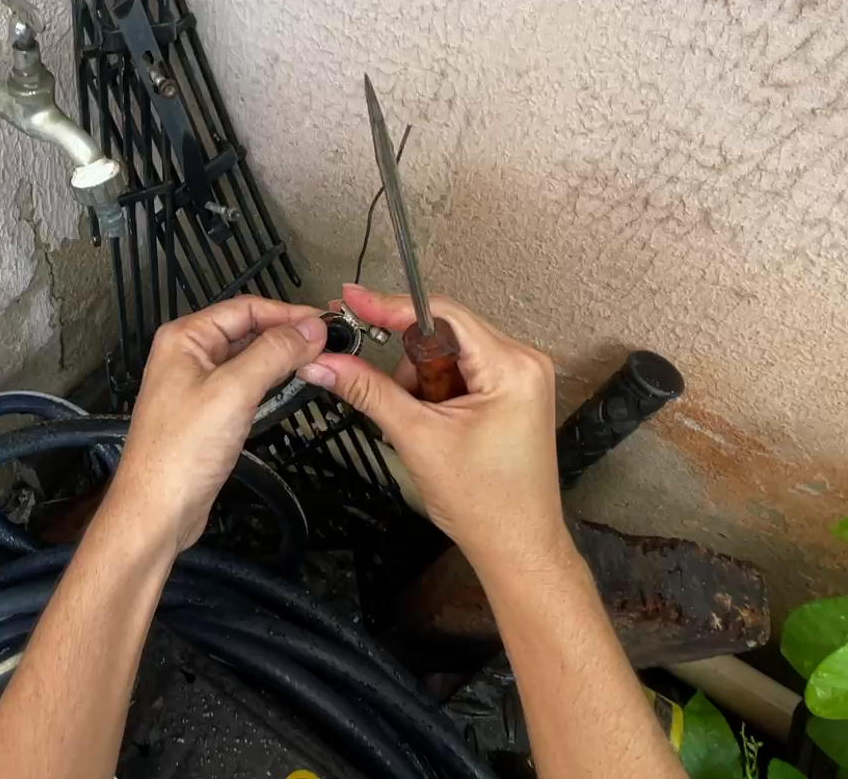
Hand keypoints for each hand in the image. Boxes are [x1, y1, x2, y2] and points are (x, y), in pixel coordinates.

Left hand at [110, 296, 327, 555]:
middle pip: (247, 329)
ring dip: (281, 357)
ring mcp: (197, 383)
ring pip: (248, 356)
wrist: (158, 511)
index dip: (287, 313)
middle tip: (327, 344)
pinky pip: (244, 382)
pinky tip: (289, 385)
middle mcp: (188, 354)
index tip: (324, 324)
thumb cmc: (179, 453)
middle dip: (287, 334)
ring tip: (317, 361)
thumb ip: (274, 354)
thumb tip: (310, 328)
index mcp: (185, 337)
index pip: (245, 308)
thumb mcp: (234, 391)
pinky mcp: (207, 410)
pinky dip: (269, 380)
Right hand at [298, 284, 568, 565]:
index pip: (440, 314)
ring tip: (423, 423)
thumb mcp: (416, 438)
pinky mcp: (507, 391)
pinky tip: (434, 422)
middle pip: (440, 332)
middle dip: (408, 363)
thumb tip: (326, 363)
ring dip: (419, 381)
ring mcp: (517, 376)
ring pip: (444, 352)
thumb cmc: (486, 503)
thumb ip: (367, 391)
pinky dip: (432, 389)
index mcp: (511, 367)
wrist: (516, 547)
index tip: (354, 300)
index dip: (391, 306)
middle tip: (391, 392)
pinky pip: (456, 369)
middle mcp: (522, 362)